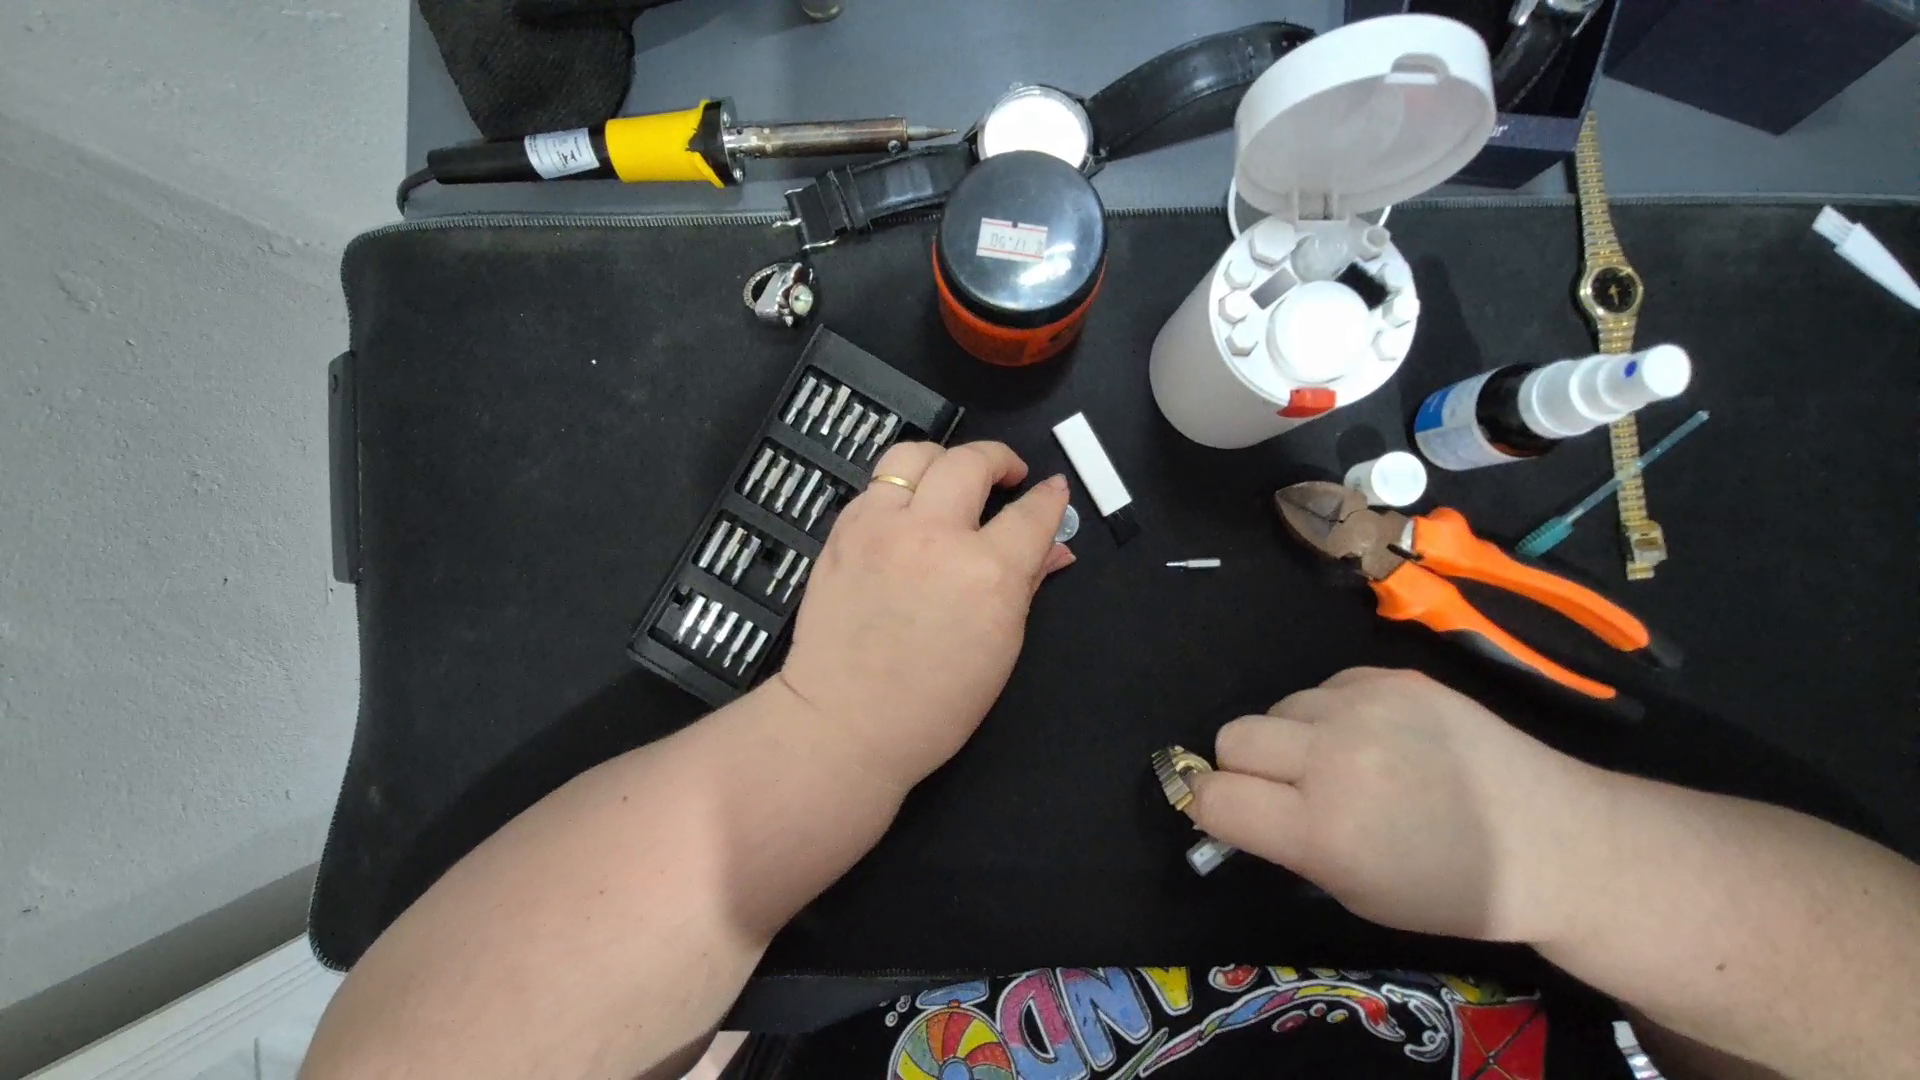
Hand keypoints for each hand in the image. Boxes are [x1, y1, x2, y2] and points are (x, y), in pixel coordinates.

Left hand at [778, 441, 1073, 788]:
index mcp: (986, 574)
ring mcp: (881, 529)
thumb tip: (1056, 549)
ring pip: (914, 455)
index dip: (1050, 498)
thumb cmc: (934, 704)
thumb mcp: (1000, 647)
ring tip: (952, 479)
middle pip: (971, 462)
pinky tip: (908, 512)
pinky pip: (876, 485)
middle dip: (1000, 459)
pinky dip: (900, 488)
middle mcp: (934, 537)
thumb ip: (1028, 584)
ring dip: (944, 460)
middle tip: (1008, 475)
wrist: (845, 723)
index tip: (1052, 491)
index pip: (1031, 513)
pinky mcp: (842, 532)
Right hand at [1188, 667, 1607, 943]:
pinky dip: (1332, 714)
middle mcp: (1335, 756)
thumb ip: (1283, 845)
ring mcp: (1365, 706)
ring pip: (1277, 707)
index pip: (1213, 796)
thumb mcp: (1354, 892)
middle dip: (1244, 766)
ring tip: (1345, 761)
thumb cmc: (1452, 889)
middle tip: (1286, 787)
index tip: (1233, 814)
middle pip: (1232, 736)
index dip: (1212, 806)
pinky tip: (1379, 738)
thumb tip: (1232, 806)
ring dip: (1292, 736)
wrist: (1558, 841)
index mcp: (1324, 828)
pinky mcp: (1392, 676)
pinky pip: (1324, 687)